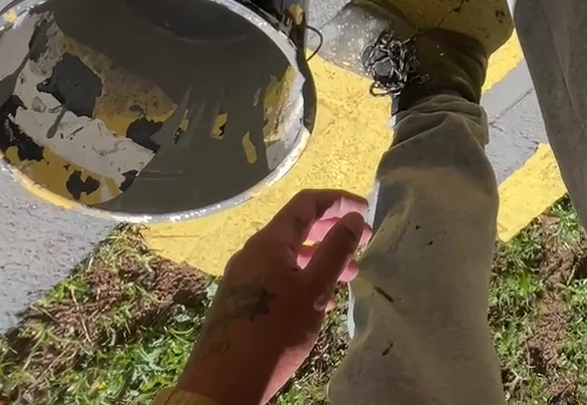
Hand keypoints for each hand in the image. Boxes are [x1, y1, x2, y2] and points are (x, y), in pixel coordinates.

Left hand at [175, 189, 372, 404]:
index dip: (339, 200)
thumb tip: (353, 218)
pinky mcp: (240, 300)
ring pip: (289, 253)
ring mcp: (243, 277)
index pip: (307, 202)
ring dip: (321, 255)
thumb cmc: (274, 335)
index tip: (365, 210)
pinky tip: (319, 298)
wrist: (222, 390)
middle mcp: (253, 252)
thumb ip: (336, 249)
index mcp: (269, 242)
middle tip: (363, 240)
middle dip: (333, 228)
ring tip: (349, 274)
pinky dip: (303, 274)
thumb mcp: (314, 290)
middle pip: (298, 225)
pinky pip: (277, 273)